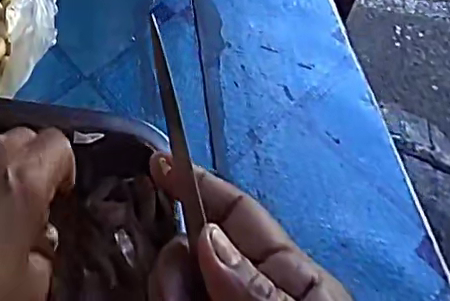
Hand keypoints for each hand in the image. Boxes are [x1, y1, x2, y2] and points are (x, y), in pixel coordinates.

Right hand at [146, 156, 349, 300]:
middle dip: (173, 256)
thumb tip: (206, 237)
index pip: (236, 210)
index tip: (157, 162)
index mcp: (292, 276)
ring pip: (179, 281)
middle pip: (195, 249)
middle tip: (168, 292)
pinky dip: (163, 295)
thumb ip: (258, 286)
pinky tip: (161, 299)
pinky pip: (176, 300)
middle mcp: (250, 289)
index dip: (196, 182)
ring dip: (166, 285)